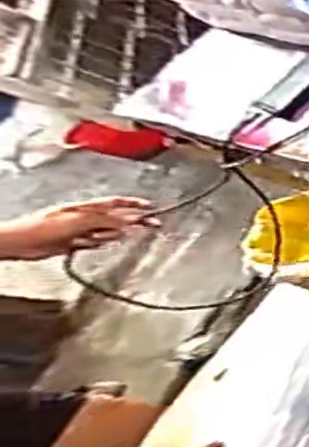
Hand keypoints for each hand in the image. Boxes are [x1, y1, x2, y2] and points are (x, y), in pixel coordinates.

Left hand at [0, 197, 151, 259]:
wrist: (17, 244)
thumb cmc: (42, 228)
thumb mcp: (80, 221)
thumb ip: (109, 219)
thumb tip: (135, 218)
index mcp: (87, 208)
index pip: (116, 202)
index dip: (134, 203)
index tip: (151, 206)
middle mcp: (87, 217)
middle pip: (119, 217)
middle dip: (133, 222)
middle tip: (153, 225)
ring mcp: (83, 229)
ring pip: (111, 232)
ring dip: (105, 237)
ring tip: (88, 239)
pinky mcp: (79, 241)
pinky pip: (98, 243)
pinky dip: (93, 244)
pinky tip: (79, 244)